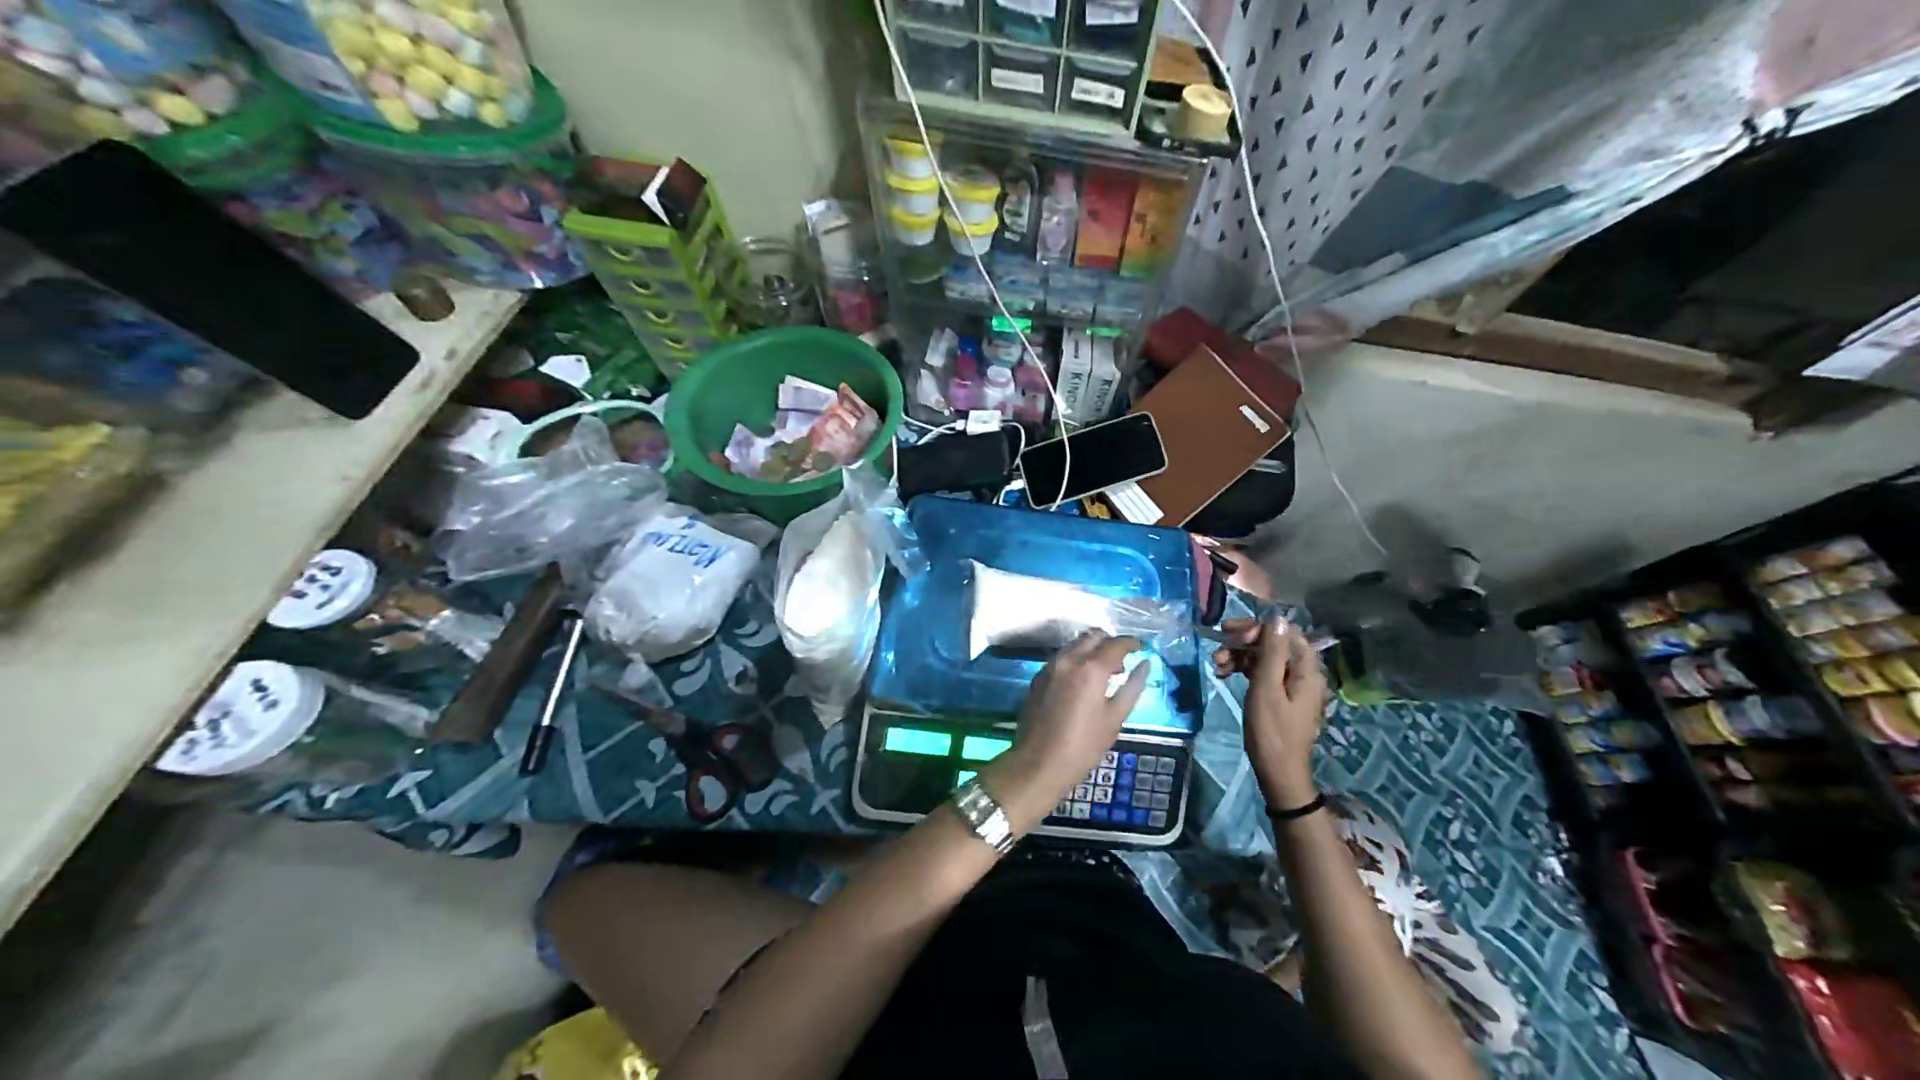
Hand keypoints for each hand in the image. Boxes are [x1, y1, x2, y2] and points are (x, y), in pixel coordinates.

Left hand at [986, 630, 1148, 832]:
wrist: (1038, 763)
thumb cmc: (1083, 746)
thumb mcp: (1114, 719)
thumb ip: (1132, 687)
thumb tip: (1145, 664)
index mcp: (1090, 669)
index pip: (1116, 643)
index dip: (1131, 643)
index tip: (1141, 648)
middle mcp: (1068, 660)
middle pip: (1092, 636)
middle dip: (1109, 643)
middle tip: (1121, 664)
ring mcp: (1049, 667)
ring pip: (1074, 645)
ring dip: (1091, 650)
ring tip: (1103, 674)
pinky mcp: (1038, 677)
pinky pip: (1061, 658)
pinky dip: (1075, 660)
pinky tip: (1081, 682)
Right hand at [1212, 617, 1327, 805]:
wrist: (1278, 772)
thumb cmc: (1271, 731)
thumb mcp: (1266, 688)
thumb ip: (1272, 652)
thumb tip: (1277, 618)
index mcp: (1306, 670)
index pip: (1285, 633)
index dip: (1258, 628)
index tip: (1231, 634)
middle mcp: (1303, 673)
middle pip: (1273, 644)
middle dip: (1243, 643)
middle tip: (1218, 650)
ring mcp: (1292, 685)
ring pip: (1264, 657)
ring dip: (1239, 656)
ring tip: (1216, 665)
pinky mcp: (1280, 696)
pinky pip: (1262, 672)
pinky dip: (1243, 670)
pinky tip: (1224, 674)